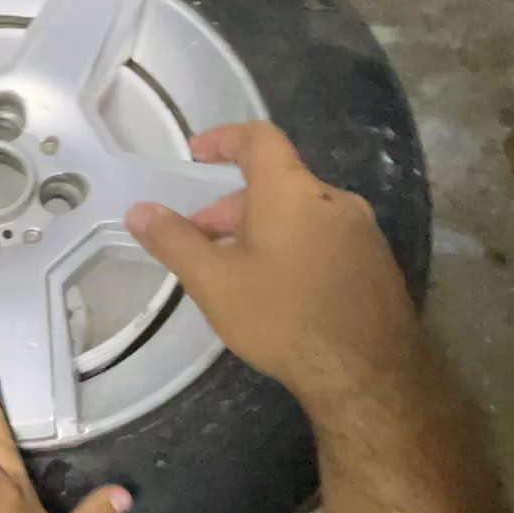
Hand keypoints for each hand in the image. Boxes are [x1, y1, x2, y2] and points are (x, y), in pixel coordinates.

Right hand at [125, 121, 420, 408]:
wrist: (367, 373)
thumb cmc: (282, 316)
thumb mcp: (213, 281)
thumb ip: (174, 241)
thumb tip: (139, 211)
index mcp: (291, 193)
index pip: (258, 140)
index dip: (224, 139)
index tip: (195, 153)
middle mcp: (332, 200)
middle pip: (274, 185)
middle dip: (229, 208)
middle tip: (199, 244)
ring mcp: (360, 232)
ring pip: (298, 214)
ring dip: (259, 230)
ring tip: (233, 273)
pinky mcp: (374, 264)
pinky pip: (322, 238)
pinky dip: (289, 248)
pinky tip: (275, 292)